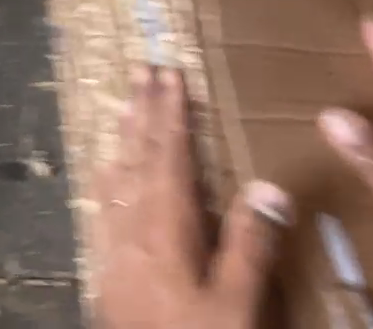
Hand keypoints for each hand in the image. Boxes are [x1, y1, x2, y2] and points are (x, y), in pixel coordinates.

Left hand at [92, 66, 294, 328]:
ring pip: (118, 172)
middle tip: (141, 68)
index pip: (169, 153)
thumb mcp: (235, 304)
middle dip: (143, 109)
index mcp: (166, 223)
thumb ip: (249, 245)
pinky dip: (108, 174)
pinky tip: (106, 170)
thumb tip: (268, 186)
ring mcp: (115, 242)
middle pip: (138, 153)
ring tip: (124, 102)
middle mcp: (134, 222)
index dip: (171, 111)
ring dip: (124, 134)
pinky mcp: (106, 263)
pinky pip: (104, 201)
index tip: (170, 74)